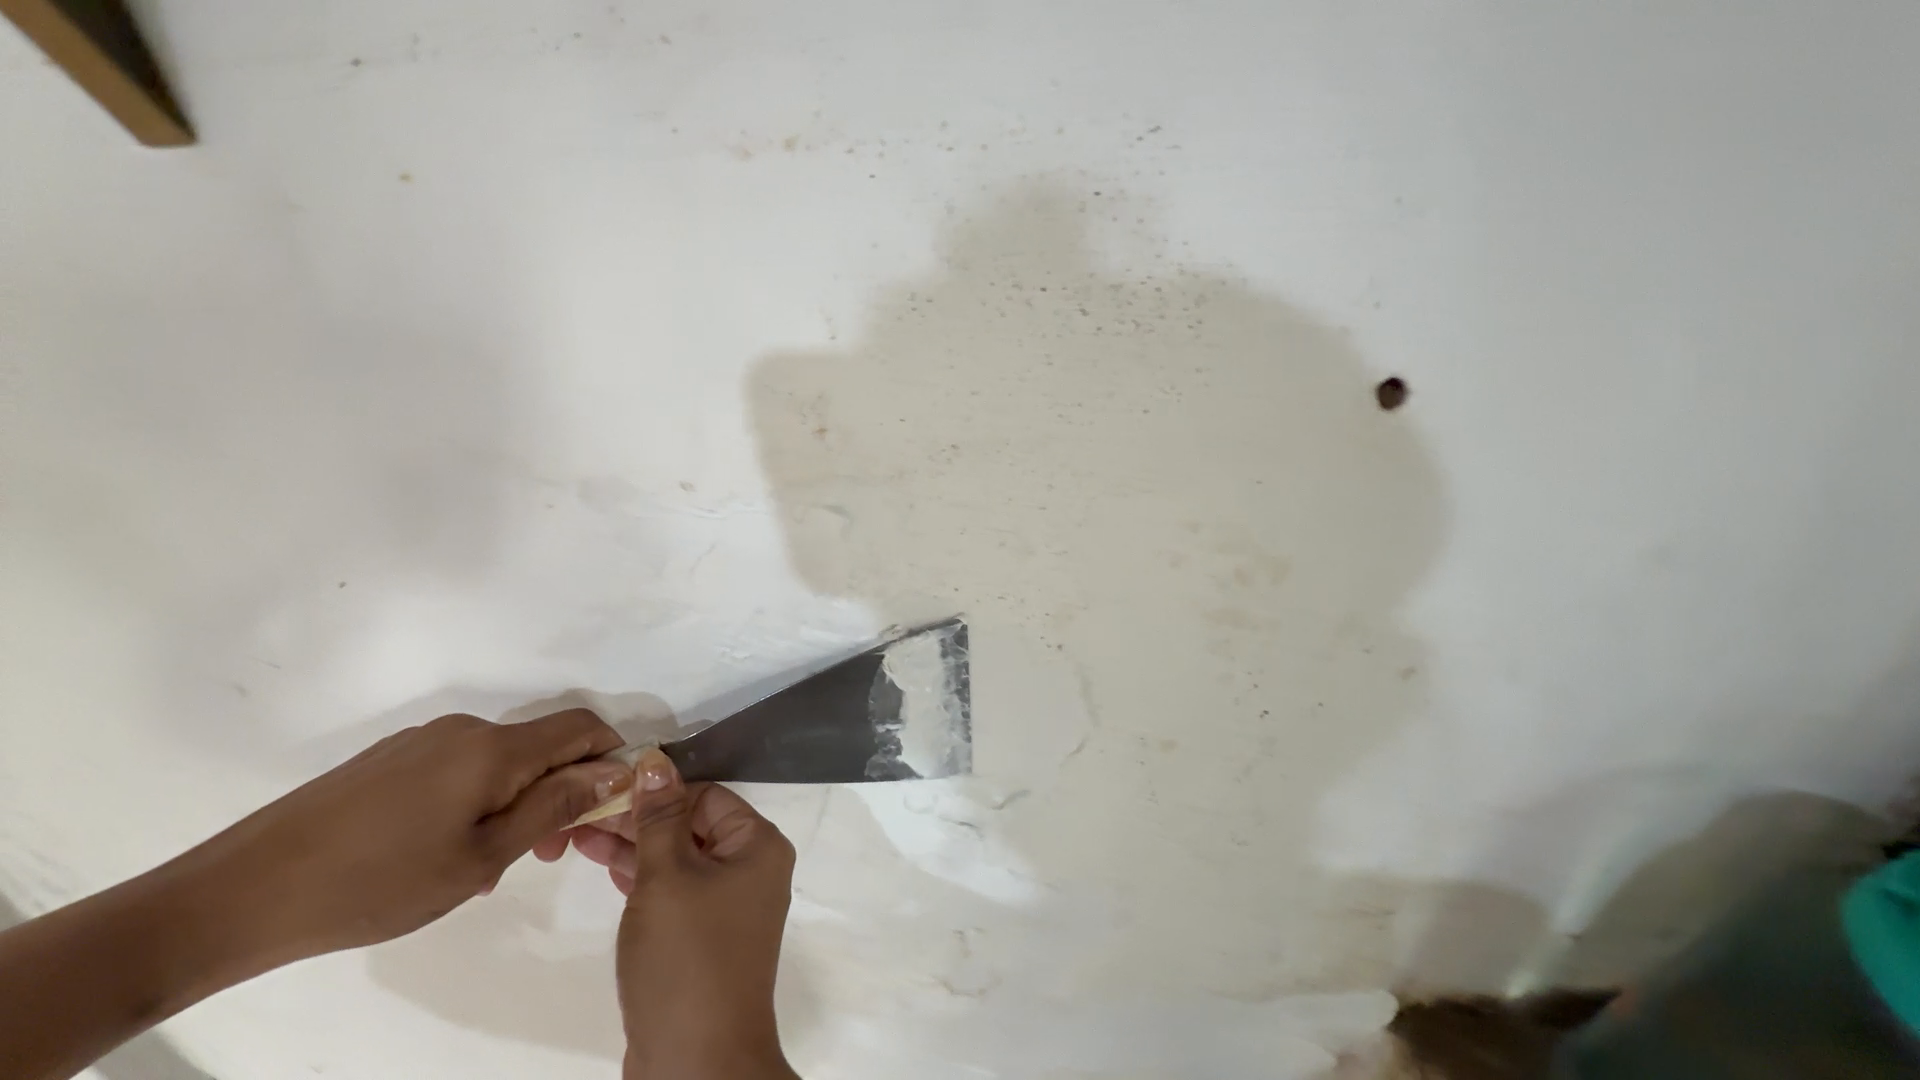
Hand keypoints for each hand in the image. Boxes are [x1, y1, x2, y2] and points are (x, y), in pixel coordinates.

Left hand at [179, 709, 629, 964]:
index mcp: (493, 748)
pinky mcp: (388, 759)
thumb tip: (614, 771)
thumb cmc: (378, 882)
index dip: (611, 757)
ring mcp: (420, 741)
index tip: (608, 807)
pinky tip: (441, 853)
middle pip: (540, 747)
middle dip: (560, 791)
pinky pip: (458, 768)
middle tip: (545, 855)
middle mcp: (463, 730)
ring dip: (515, 802)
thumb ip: (554, 807)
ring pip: (498, 762)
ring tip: (483, 866)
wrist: (242, 894)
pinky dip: (475, 800)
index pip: (583, 726)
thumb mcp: (481, 857)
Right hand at [569, 750, 799, 1079]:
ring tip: (575, 836)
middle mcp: (750, 868)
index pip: (705, 795)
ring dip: (634, 846)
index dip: (656, 791)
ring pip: (678, 857)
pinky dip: (643, 877)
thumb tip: (654, 759)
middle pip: (691, 824)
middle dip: (638, 818)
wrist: (697, 1062)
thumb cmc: (687, 957)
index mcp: (757, 845)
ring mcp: (728, 904)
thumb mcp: (666, 877)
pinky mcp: (704, 935)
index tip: (604, 788)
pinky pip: (675, 889)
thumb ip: (658, 817)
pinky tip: (605, 865)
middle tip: (579, 813)